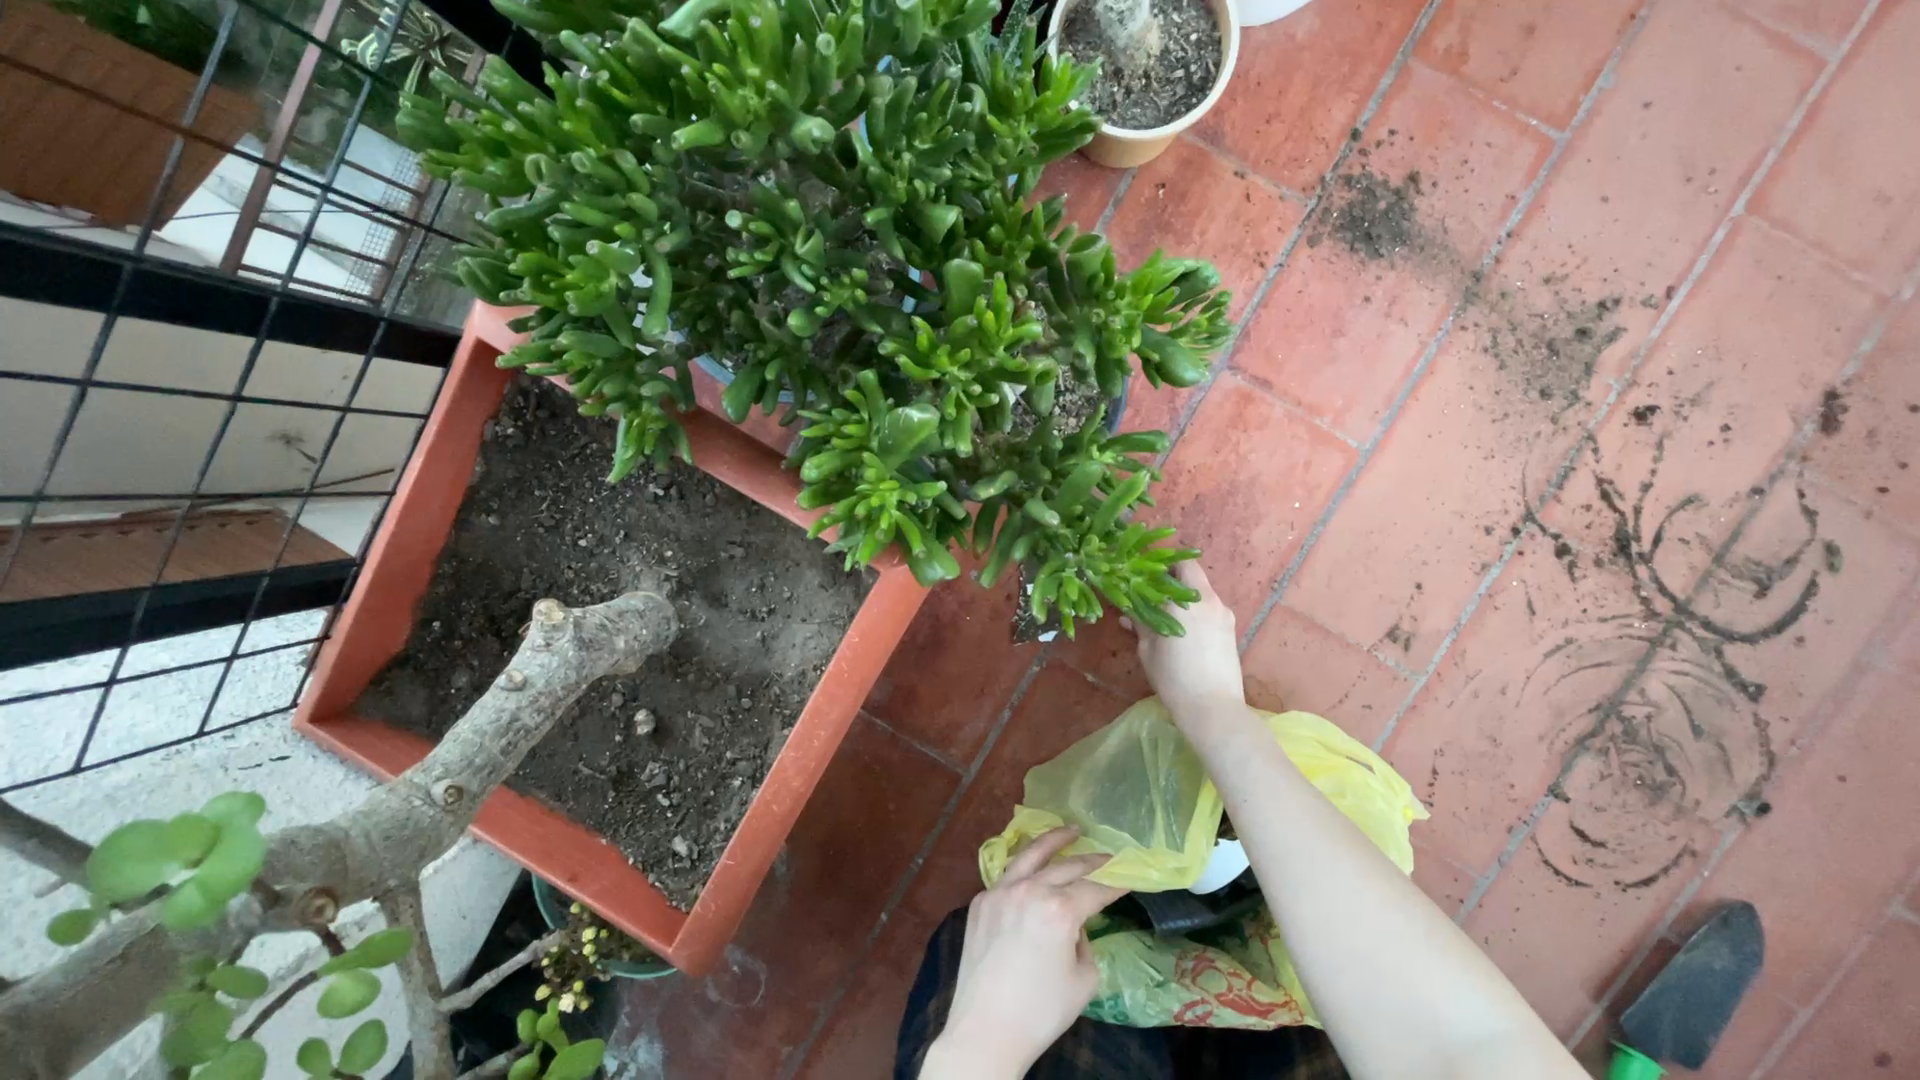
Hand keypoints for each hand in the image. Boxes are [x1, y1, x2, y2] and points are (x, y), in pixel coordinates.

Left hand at [922, 828, 1126, 1078]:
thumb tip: (1074, 926)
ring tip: (1071, 830)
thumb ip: (1085, 942)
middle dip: (1092, 861)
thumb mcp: (1084, 980)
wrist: (985, 1030)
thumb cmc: (1041, 1012)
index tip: (1131, 875)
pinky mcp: (980, 902)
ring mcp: (1000, 892)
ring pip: (1031, 855)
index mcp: (1059, 910)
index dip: (1116, 883)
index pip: (1095, 889)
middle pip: (1067, 867)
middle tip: (1108, 856)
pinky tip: (1034, 865)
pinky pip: (1007, 876)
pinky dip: (1025, 867)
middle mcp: (1029, 890)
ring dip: (1054, 841)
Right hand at [1130, 561, 1246, 721]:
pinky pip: (1209, 608)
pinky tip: (1181, 628)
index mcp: (1186, 601)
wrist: (1213, 708)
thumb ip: (1140, 623)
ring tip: (1164, 613)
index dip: (1160, 564)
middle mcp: (1208, 600)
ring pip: (1201, 591)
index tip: (1143, 572)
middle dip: (1172, 577)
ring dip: (1183, 595)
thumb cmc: (1174, 678)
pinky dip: (1195, 610)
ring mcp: (1224, 614)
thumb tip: (1128, 611)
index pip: (1178, 564)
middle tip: (1151, 591)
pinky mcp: (1231, 629)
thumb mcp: (1148, 649)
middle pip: (1192, 573)